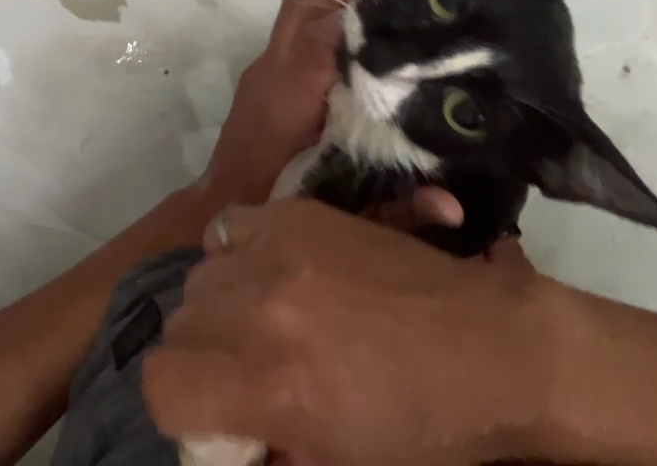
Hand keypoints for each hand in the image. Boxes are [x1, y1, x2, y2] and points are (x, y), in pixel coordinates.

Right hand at [142, 200, 555, 465]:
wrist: (496, 353)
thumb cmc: (425, 430)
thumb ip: (261, 449)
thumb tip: (220, 437)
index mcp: (271, 384)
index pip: (161, 382)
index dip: (179, 404)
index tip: (213, 414)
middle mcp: (260, 311)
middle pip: (176, 327)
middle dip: (201, 358)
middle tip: (245, 371)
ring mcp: (278, 252)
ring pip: (199, 278)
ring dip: (218, 307)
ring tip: (263, 322)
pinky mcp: (297, 214)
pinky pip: (229, 229)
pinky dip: (236, 255)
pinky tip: (270, 274)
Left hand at [199, 0, 402, 205]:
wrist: (218, 211)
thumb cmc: (276, 211)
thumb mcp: (336, 214)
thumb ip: (393, 210)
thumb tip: (453, 206)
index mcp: (287, 99)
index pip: (321, 37)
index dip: (365, 13)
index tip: (413, 3)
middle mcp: (271, 73)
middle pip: (304, 4)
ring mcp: (262, 69)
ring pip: (296, 10)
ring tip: (390, 1)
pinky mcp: (262, 75)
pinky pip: (294, 29)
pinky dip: (328, 16)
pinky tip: (364, 34)